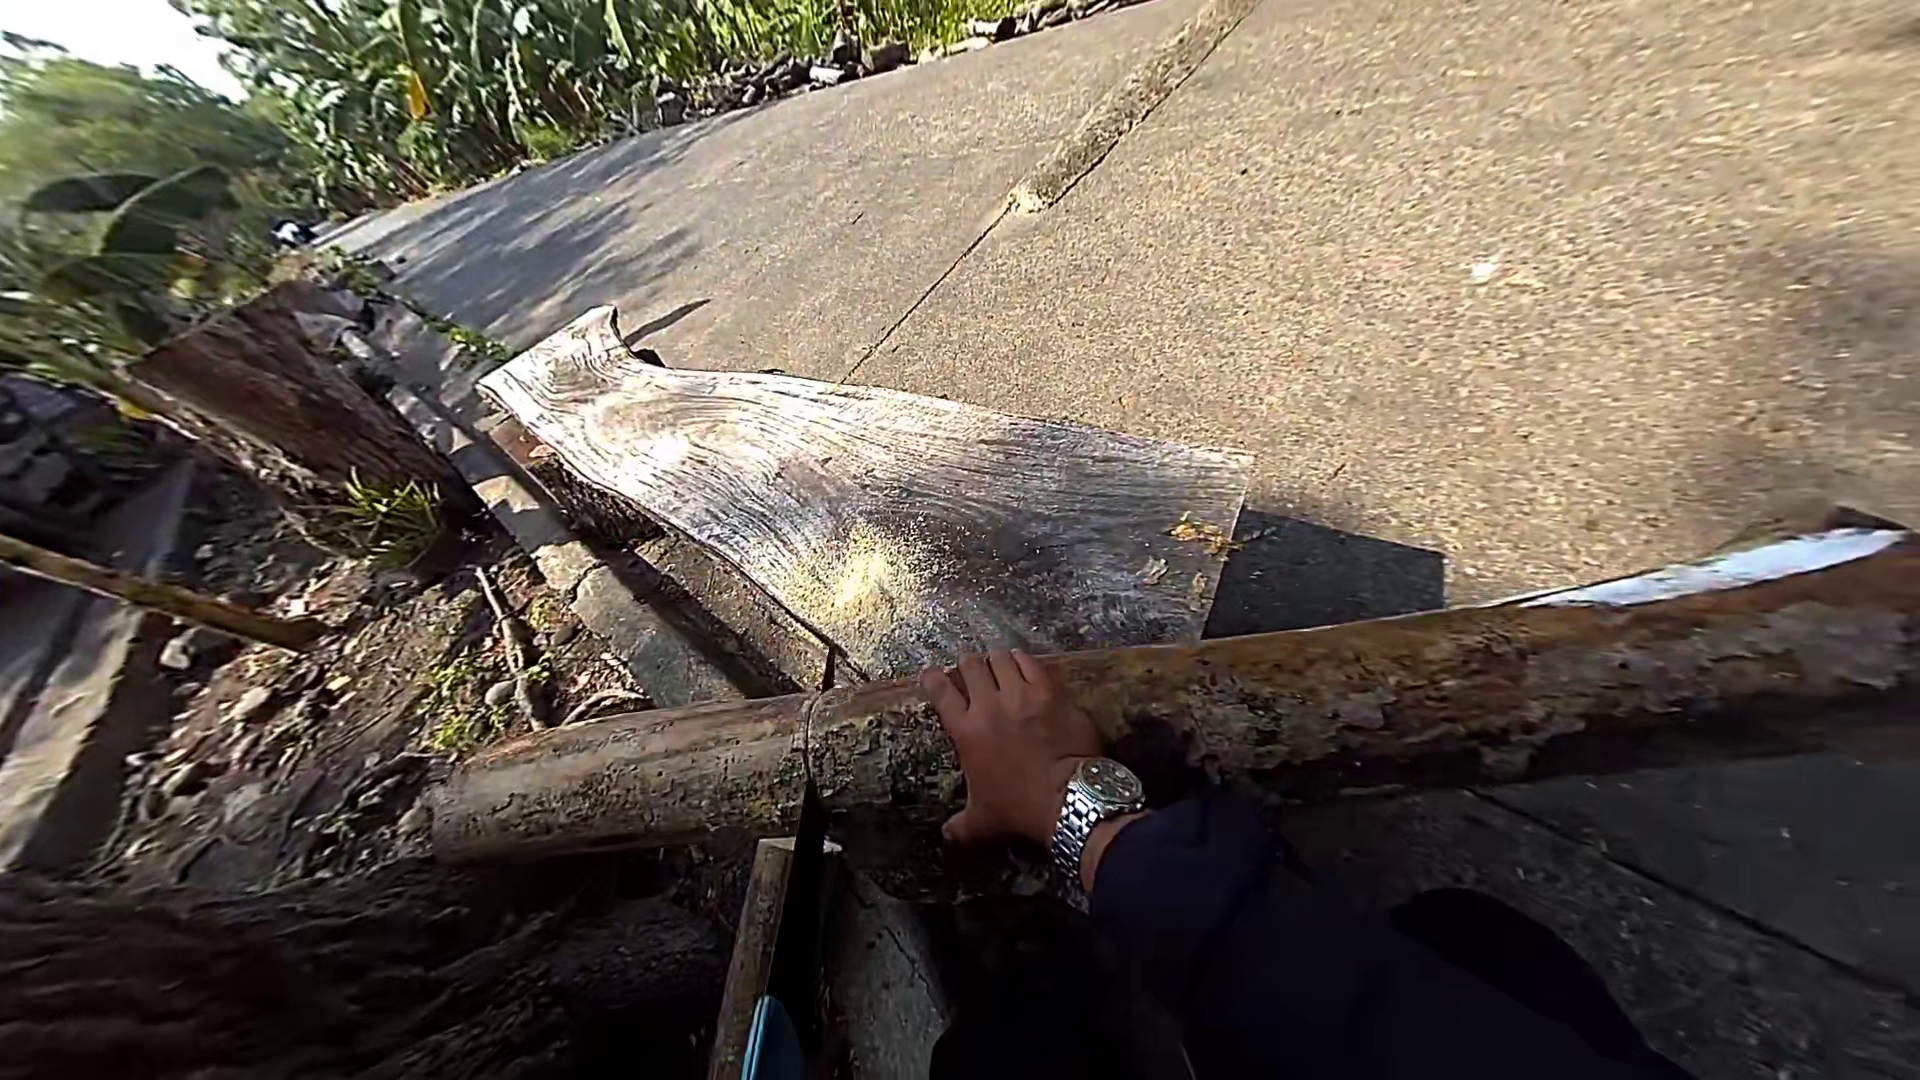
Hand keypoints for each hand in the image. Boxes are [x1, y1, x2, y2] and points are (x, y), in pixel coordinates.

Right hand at [918, 649, 1100, 846]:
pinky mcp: (1047, 690)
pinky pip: (1029, 662)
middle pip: (970, 666)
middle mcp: (988, 705)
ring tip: (999, 665)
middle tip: (973, 671)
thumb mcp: (981, 820)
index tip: (932, 674)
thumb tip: (945, 836)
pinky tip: (1022, 662)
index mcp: (966, 731)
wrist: (1067, 798)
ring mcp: (1019, 694)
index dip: (933, 678)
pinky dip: (1022, 660)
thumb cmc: (1019, 808)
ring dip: (996, 660)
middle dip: (968, 665)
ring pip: (999, 659)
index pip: (940, 692)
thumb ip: (960, 825)